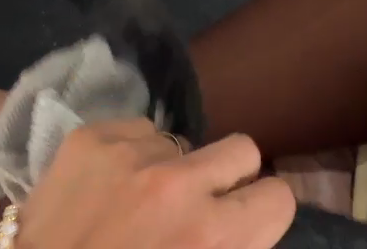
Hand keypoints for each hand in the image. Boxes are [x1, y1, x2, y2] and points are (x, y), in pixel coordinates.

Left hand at [16, 118, 295, 248]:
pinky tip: (111, 186)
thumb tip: (244, 223)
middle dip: (229, 177)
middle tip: (203, 204)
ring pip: (183, 140)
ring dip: (173, 168)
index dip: (262, 212)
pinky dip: (132, 155)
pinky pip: (138, 129)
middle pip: (241, 147)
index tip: (245, 221)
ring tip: (141, 202)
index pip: (277, 196)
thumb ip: (227, 248)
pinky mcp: (89, 136)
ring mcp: (129, 153)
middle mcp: (177, 183)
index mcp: (211, 236)